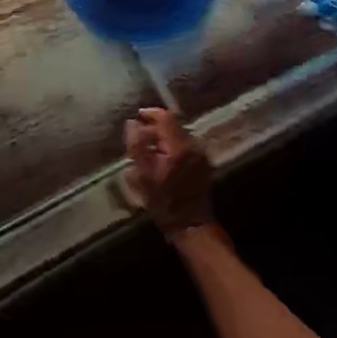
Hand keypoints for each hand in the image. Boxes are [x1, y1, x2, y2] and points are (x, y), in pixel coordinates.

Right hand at [123, 107, 214, 235]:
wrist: (190, 224)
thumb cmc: (163, 202)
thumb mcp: (142, 176)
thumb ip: (136, 146)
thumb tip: (132, 123)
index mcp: (179, 147)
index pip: (166, 117)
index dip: (151, 113)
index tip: (138, 117)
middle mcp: (194, 146)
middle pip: (173, 125)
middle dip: (155, 128)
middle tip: (139, 138)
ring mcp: (201, 154)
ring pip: (179, 135)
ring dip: (164, 138)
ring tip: (149, 151)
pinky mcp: (204, 162)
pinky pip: (186, 146)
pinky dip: (173, 147)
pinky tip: (163, 160)